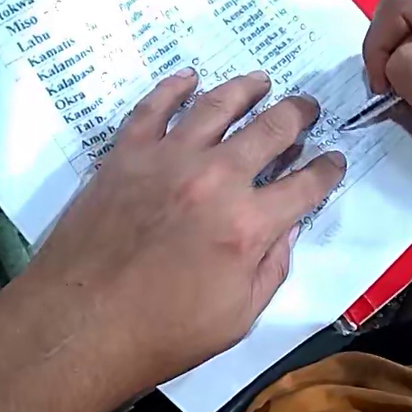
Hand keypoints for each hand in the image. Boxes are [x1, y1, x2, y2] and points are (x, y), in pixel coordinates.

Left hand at [0, 69, 344, 408]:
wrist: (77, 326)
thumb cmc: (162, 333)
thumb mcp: (239, 317)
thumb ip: (272, 268)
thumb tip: (286, 228)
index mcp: (250, 225)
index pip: (306, 185)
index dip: (328, 169)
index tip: (334, 160)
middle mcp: (217, 179)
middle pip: (272, 129)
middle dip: (299, 114)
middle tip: (307, 107)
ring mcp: (168, 160)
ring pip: (218, 105)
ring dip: (246, 88)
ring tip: (261, 80)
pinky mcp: (126, 154)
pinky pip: (153, 108)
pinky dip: (174, 87)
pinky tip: (188, 77)